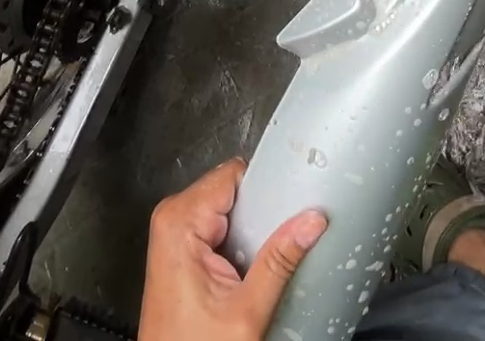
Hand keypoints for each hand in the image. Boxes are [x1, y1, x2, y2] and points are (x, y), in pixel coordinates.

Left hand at [137, 158, 327, 340]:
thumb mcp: (247, 310)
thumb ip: (279, 260)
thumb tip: (311, 220)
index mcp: (180, 221)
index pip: (233, 175)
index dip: (263, 187)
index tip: (290, 203)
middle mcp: (172, 219)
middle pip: (231, 188)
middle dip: (259, 210)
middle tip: (281, 238)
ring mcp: (174, 233)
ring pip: (228, 206)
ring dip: (251, 227)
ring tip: (265, 256)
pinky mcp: (180, 248)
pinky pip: (220, 223)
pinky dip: (240, 238)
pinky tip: (251, 262)